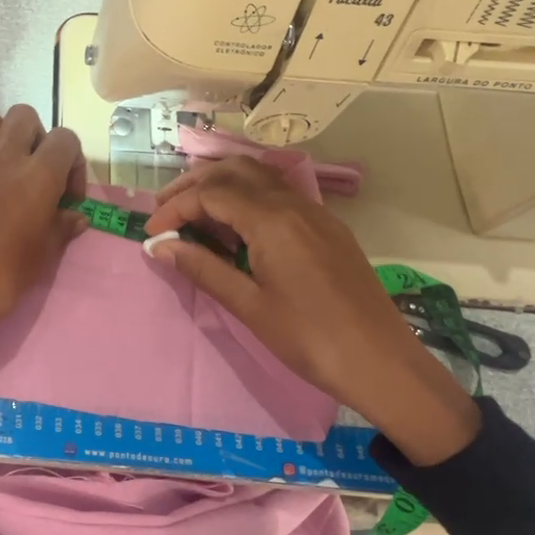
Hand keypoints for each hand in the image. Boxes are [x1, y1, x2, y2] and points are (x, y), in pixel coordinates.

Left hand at [0, 105, 89, 340]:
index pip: (66, 139)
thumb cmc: (4, 274)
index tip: (67, 197)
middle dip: (38, 138)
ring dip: (5, 138)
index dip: (73, 163)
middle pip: (25, 116)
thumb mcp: (45, 255)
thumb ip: (63, 227)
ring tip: (8, 171)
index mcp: (39, 174)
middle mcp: (5, 156)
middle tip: (38, 174)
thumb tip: (74, 216)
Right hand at [144, 157, 480, 465]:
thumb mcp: (249, 306)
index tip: (151, 233)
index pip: (210, 194)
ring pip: (259, 177)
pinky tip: (236, 229)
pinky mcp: (327, 228)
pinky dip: (248, 198)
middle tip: (165, 210)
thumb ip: (203, 268)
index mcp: (272, 220)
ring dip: (222, 186)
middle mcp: (294, 204)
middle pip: (234, 171)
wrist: (382, 363)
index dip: (174, 208)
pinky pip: (279, 195)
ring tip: (195, 215)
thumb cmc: (310, 339)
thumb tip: (161, 246)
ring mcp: (315, 213)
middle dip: (194, 185)